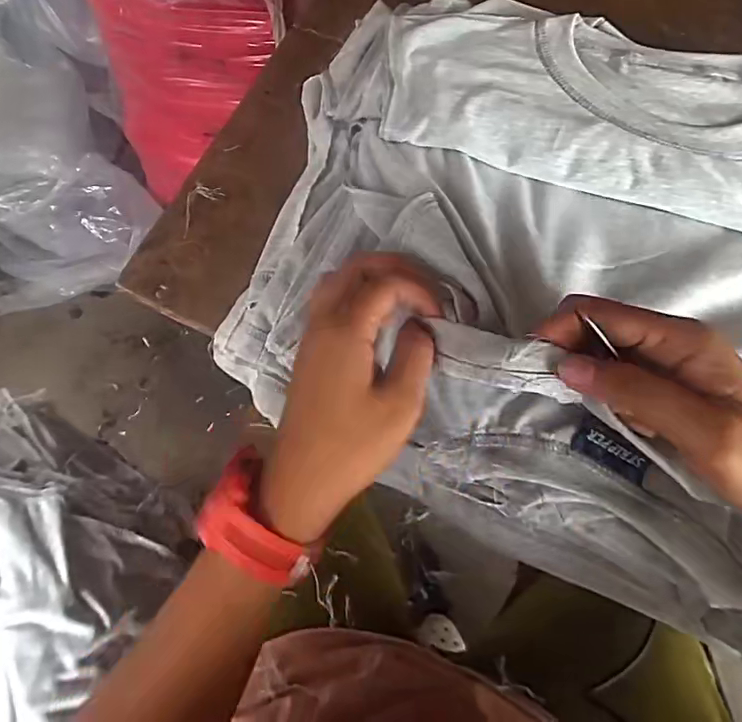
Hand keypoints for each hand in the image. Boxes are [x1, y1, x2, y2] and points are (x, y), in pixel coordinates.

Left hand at [259, 253, 444, 542]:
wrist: (302, 475)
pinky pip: (329, 298)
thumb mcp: (400, 405)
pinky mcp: (309, 346)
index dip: (417, 288)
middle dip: (393, 266)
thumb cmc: (353, 445)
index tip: (439, 315)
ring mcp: (311, 331)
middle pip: (354, 268)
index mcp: (344, 329)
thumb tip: (419, 325)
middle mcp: (322, 320)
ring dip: (371, 275)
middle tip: (425, 285)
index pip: (384, 283)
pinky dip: (355, 290)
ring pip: (337, 279)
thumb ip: (415, 355)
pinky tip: (377, 313)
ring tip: (404, 293)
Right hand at [535, 296, 741, 534]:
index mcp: (682, 337)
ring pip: (607, 352)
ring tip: (588, 410)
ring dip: (587, 373)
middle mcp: (674, 341)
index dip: (559, 328)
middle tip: (553, 390)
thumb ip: (634, 390)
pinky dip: (607, 392)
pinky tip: (620, 421)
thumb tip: (566, 364)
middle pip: (598, 326)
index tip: (534, 365)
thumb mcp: (701, 430)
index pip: (599, 311)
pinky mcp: (673, 390)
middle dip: (568, 350)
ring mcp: (674, 366)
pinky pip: (622, 377)